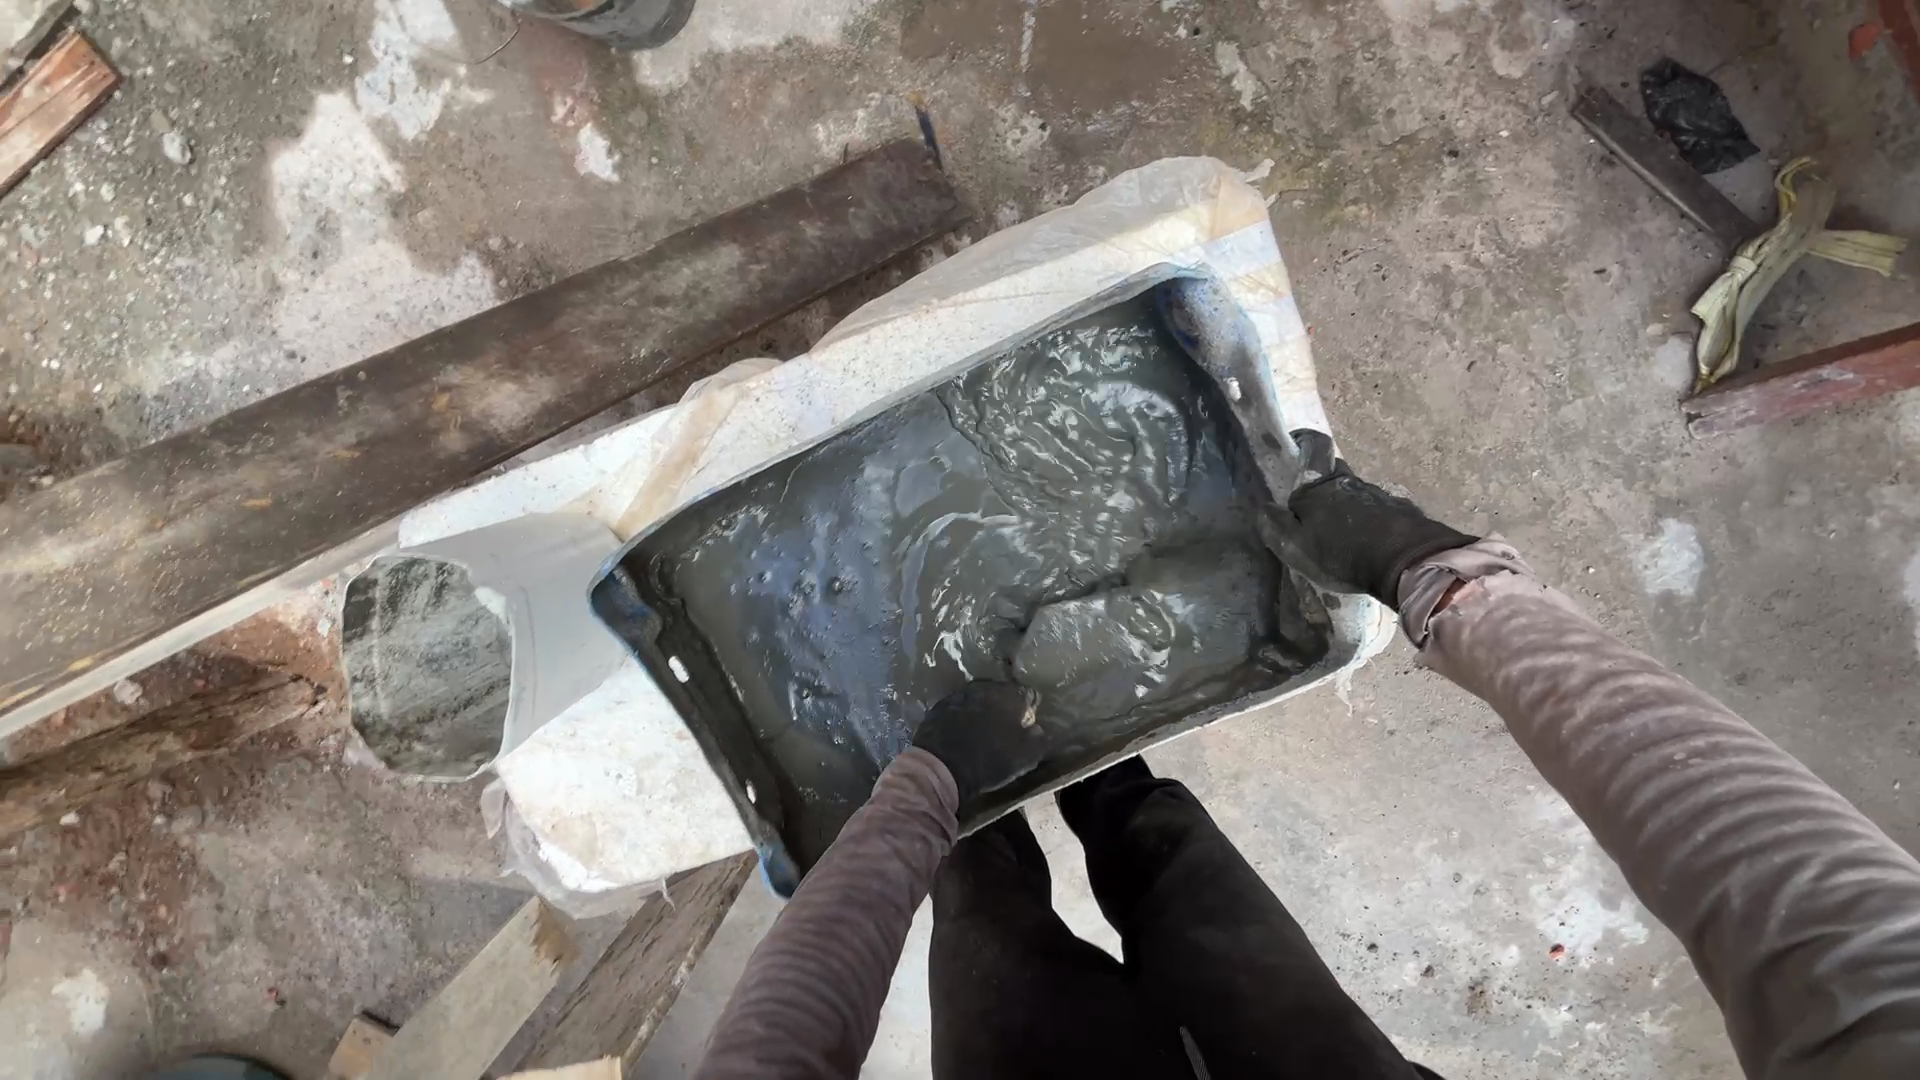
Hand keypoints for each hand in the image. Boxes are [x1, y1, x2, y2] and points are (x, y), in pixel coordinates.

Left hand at [912, 681, 1045, 803]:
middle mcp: (986, 686)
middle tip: (1005, 726)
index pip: (1028, 694)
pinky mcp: (940, 705)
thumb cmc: (990, 760)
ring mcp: (960, 693)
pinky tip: (962, 731)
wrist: (943, 766)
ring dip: (983, 709)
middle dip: (1005, 706)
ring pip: (979, 697)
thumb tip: (1037, 729)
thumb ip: (1038, 738)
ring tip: (982, 728)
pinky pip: (959, 707)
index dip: (1030, 709)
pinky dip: (963, 715)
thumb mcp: (1026, 756)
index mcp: (1010, 695)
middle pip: (1002, 693)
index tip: (1028, 723)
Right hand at [1260, 430, 1475, 607]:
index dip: (1304, 439)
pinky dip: (1370, 522)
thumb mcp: (1293, 546)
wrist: (1407, 563)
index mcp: (1319, 487)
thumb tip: (1264, 507)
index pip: (1314, 448)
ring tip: (1341, 534)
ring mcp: (1380, 497)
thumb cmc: (1341, 553)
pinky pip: (1380, 512)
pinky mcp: (1403, 514)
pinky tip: (1369, 543)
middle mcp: (1350, 483)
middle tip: (1311, 506)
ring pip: (1357, 493)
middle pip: (1335, 472)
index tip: (1295, 441)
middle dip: (1322, 482)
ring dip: (1347, 506)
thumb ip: (1274, 524)